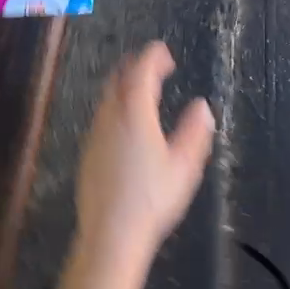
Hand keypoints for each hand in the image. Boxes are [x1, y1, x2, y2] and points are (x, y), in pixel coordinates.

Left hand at [75, 41, 215, 257]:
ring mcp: (95, 133)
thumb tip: (202, 107)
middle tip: (153, 65)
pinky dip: (115, 106)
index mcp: (135, 111)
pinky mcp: (87, 152)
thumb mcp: (185, 166)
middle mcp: (111, 116)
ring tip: (141, 91)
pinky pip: (101, 116)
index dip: (153, 55)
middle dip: (135, 64)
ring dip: (123, 85)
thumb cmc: (152, 199)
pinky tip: (125, 124)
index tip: (165, 53)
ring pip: (107, 96)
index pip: (141, 69)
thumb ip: (195, 132)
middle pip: (119, 76)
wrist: (110, 235)